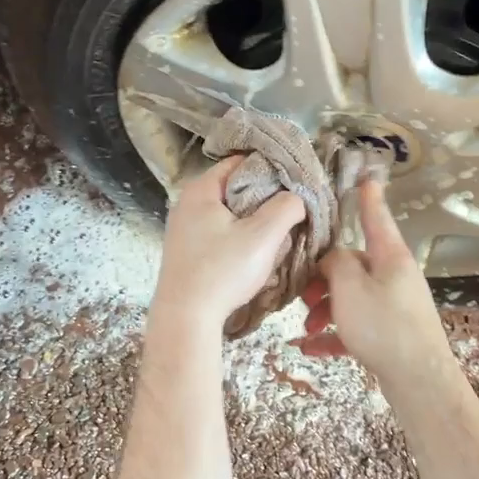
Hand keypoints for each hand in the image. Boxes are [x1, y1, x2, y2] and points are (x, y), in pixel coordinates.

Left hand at [151, 155, 306, 328]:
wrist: (185, 317)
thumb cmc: (222, 271)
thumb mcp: (263, 236)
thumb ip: (286, 208)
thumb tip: (296, 196)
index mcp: (200, 190)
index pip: (239, 162)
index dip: (269, 167)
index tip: (293, 182)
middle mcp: (186, 203)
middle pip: (234, 188)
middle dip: (262, 198)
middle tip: (288, 211)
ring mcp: (182, 228)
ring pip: (228, 213)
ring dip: (252, 221)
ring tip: (275, 236)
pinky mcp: (185, 251)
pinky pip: (218, 233)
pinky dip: (237, 237)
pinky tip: (251, 255)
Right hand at [294, 179, 452, 377]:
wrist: (418, 381)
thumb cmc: (384, 326)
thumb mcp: (350, 287)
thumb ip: (335, 263)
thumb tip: (333, 259)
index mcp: (390, 257)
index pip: (376, 219)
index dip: (368, 200)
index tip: (367, 180)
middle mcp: (395, 277)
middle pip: (353, 265)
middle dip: (323, 279)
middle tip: (301, 295)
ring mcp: (395, 307)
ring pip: (352, 298)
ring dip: (325, 310)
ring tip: (306, 328)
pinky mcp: (391, 335)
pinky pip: (356, 327)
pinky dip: (334, 335)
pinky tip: (310, 349)